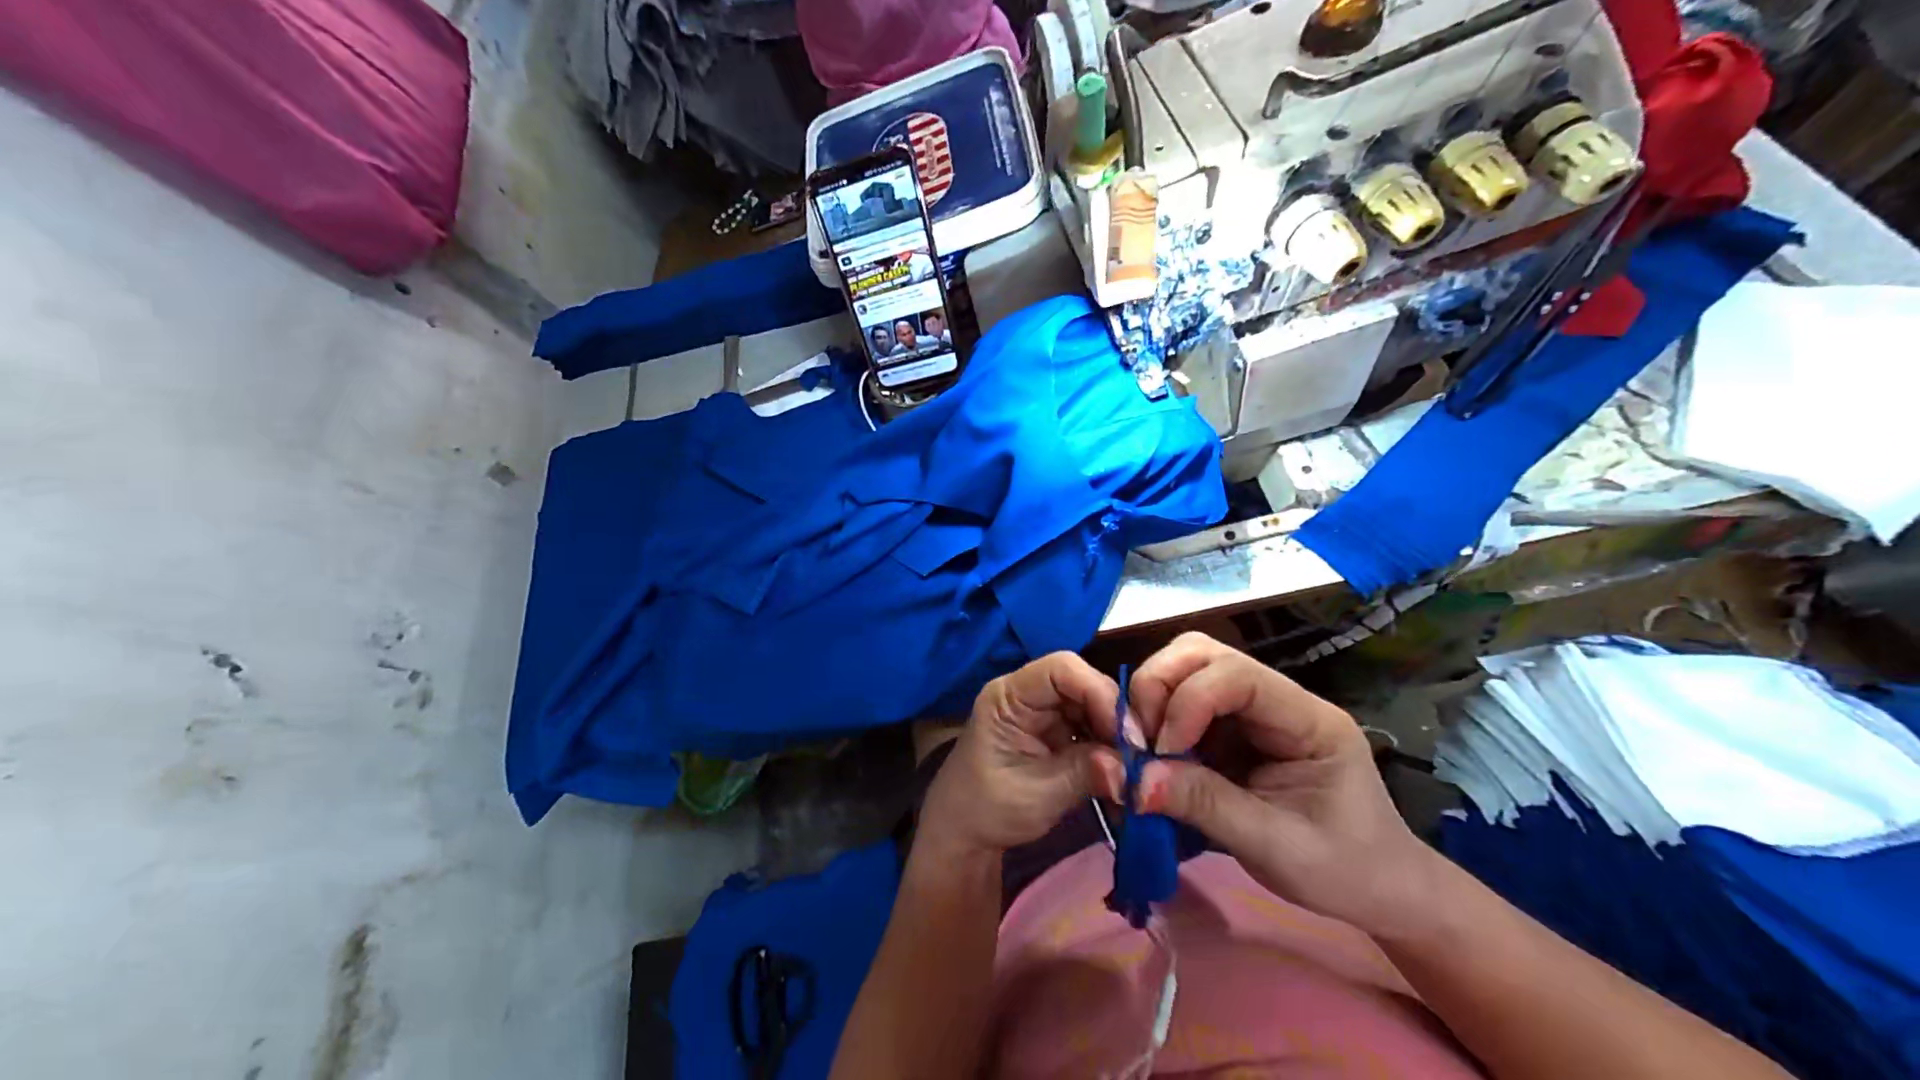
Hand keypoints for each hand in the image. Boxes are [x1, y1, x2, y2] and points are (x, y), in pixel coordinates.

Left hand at [918, 652, 1125, 857]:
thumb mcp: (1038, 794)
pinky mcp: (1057, 731)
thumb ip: (1084, 773)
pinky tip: (1122, 773)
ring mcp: (1044, 711)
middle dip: (1115, 718)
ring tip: (1134, 769)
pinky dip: (1110, 749)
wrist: (966, 834)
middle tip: (1139, 758)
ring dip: (1116, 736)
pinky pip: (1093, 727)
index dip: (1098, 692)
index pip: (1062, 669)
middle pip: (1084, 684)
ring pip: (1095, 705)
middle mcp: (1028, 693)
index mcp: (1009, 696)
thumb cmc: (988, 810)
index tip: (1124, 736)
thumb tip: (1132, 768)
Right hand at [1129, 632, 1437, 935]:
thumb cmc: (1343, 870)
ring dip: (1152, 702)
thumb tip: (1136, 779)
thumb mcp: (1277, 848)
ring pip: (1185, 669)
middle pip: (1202, 654)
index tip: (1162, 753)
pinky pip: (1180, 704)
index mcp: (1308, 719)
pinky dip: (1155, 724)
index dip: (1187, 702)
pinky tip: (1155, 760)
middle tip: (1140, 742)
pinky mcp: (1230, 729)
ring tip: (1145, 752)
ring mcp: (1252, 711)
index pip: (1237, 676)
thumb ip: (1206, 805)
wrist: (1378, 891)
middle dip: (1159, 687)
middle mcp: (1277, 699)